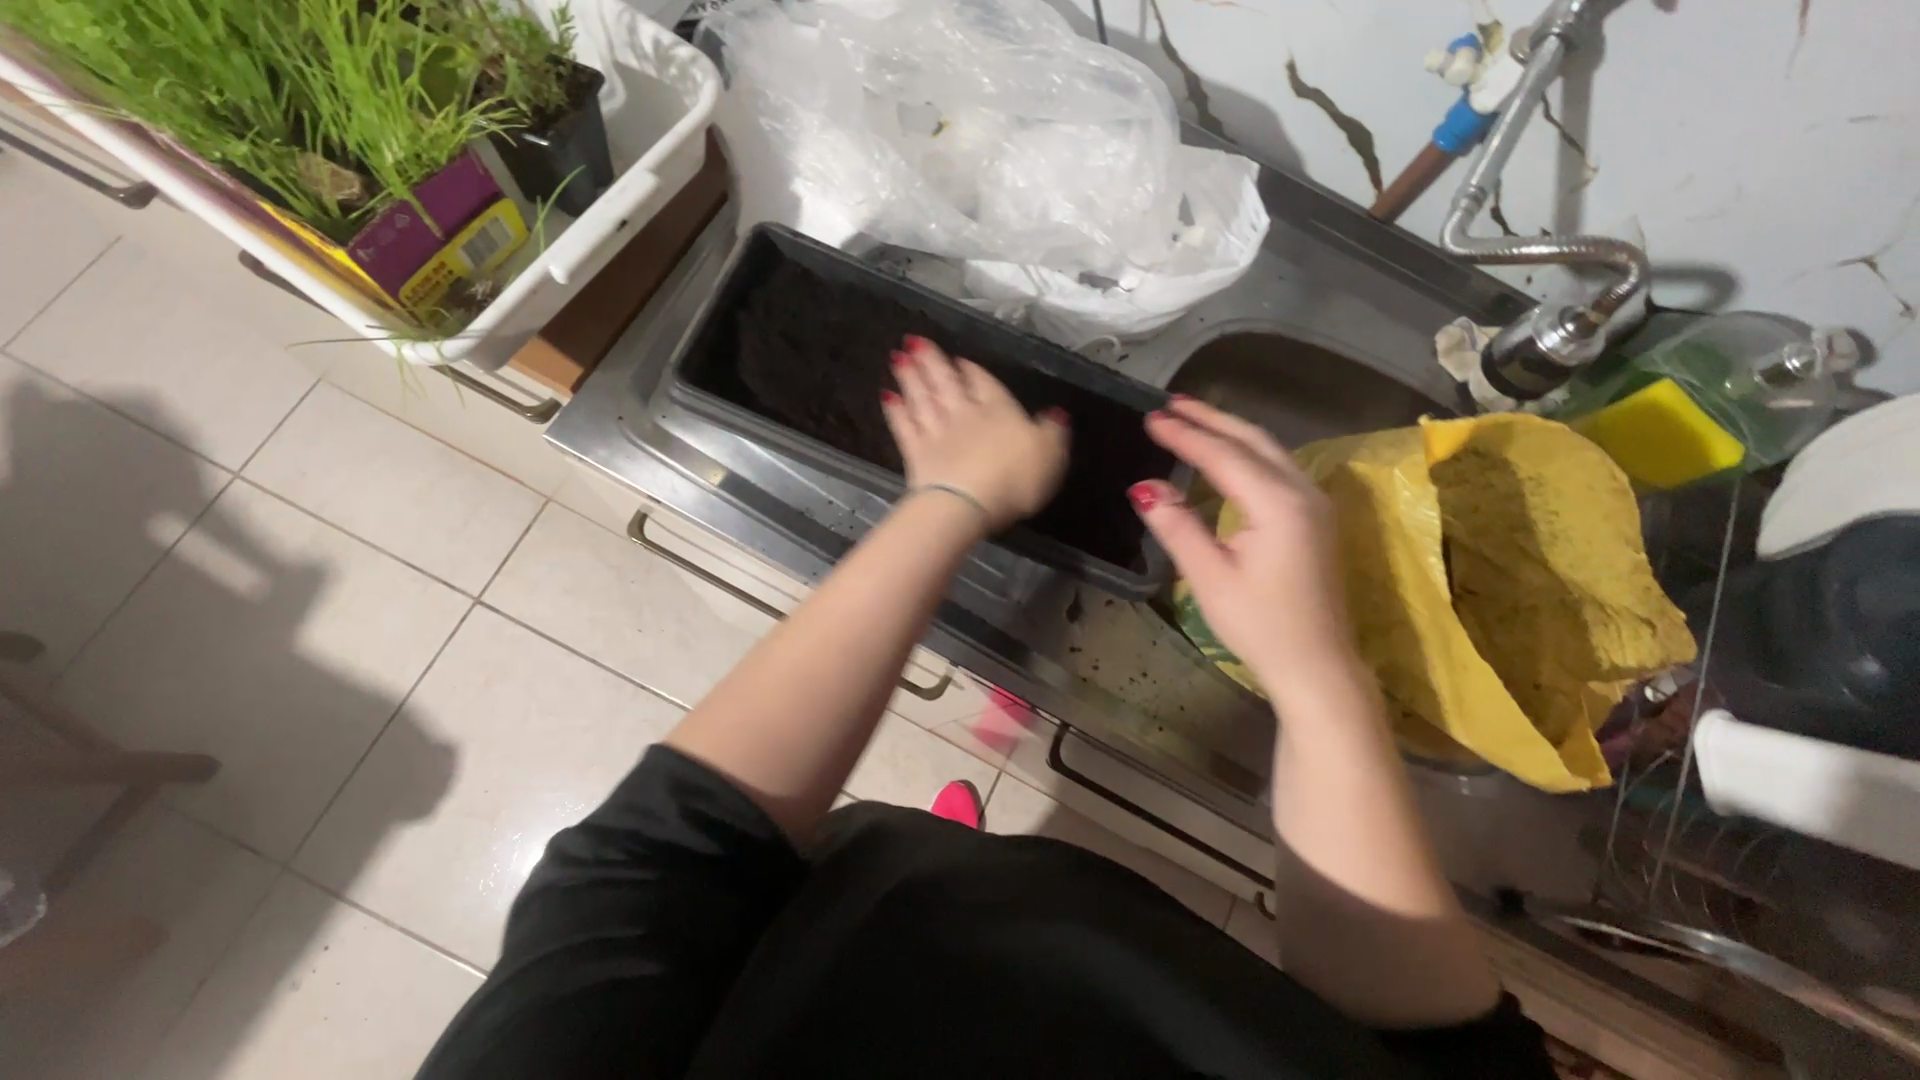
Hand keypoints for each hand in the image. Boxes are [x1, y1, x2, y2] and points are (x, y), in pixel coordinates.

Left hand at [882, 335, 1069, 530]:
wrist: (968, 502)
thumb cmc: (1015, 478)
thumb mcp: (1050, 454)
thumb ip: (1051, 431)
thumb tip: (1056, 413)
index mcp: (999, 410)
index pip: (985, 383)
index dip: (973, 370)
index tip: (960, 359)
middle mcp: (965, 414)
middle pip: (946, 382)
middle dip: (932, 361)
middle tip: (914, 341)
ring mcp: (936, 432)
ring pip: (922, 398)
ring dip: (910, 376)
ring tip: (898, 356)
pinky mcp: (915, 452)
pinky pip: (904, 426)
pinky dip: (896, 410)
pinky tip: (887, 396)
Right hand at [1129, 396, 1355, 687]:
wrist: (1317, 666)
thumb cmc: (1259, 626)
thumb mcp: (1209, 577)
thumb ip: (1178, 526)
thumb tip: (1144, 487)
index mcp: (1277, 504)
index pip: (1223, 455)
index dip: (1185, 435)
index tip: (1151, 418)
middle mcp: (1303, 492)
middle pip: (1253, 440)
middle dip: (1211, 419)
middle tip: (1171, 404)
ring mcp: (1316, 504)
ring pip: (1271, 451)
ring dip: (1231, 432)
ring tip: (1193, 419)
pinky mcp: (1316, 519)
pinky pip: (1279, 468)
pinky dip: (1248, 452)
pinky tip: (1227, 454)